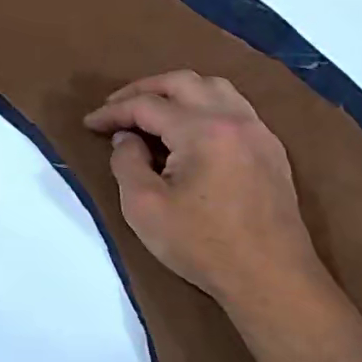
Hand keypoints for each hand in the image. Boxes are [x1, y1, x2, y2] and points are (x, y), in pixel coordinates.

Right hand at [83, 72, 327, 314]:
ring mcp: (258, 131)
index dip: (113, 112)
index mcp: (202, 130)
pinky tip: (192, 127)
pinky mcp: (271, 148)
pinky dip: (205, 104)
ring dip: (178, 91)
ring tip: (153, 110)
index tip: (90, 123)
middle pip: (182, 82)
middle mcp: (233, 118)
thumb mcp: (144, 209)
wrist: (271, 279)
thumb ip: (126, 163)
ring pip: (214, 87)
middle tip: (116, 108)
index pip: (147, 105)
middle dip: (143, 89)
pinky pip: (235, 106)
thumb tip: (127, 138)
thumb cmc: (203, 247)